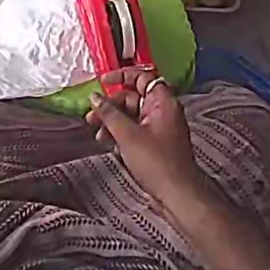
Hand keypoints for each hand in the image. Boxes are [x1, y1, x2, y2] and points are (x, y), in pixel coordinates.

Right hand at [87, 67, 206, 210]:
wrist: (178, 193)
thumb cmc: (156, 161)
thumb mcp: (126, 134)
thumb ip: (108, 113)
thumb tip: (94, 96)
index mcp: (162, 101)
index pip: (141, 77)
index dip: (121, 76)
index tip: (102, 82)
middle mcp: (163, 110)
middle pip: (133, 97)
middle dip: (110, 106)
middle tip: (92, 118)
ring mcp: (161, 126)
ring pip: (132, 114)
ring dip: (113, 121)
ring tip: (99, 135)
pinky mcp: (158, 142)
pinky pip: (137, 128)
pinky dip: (122, 132)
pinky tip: (110, 144)